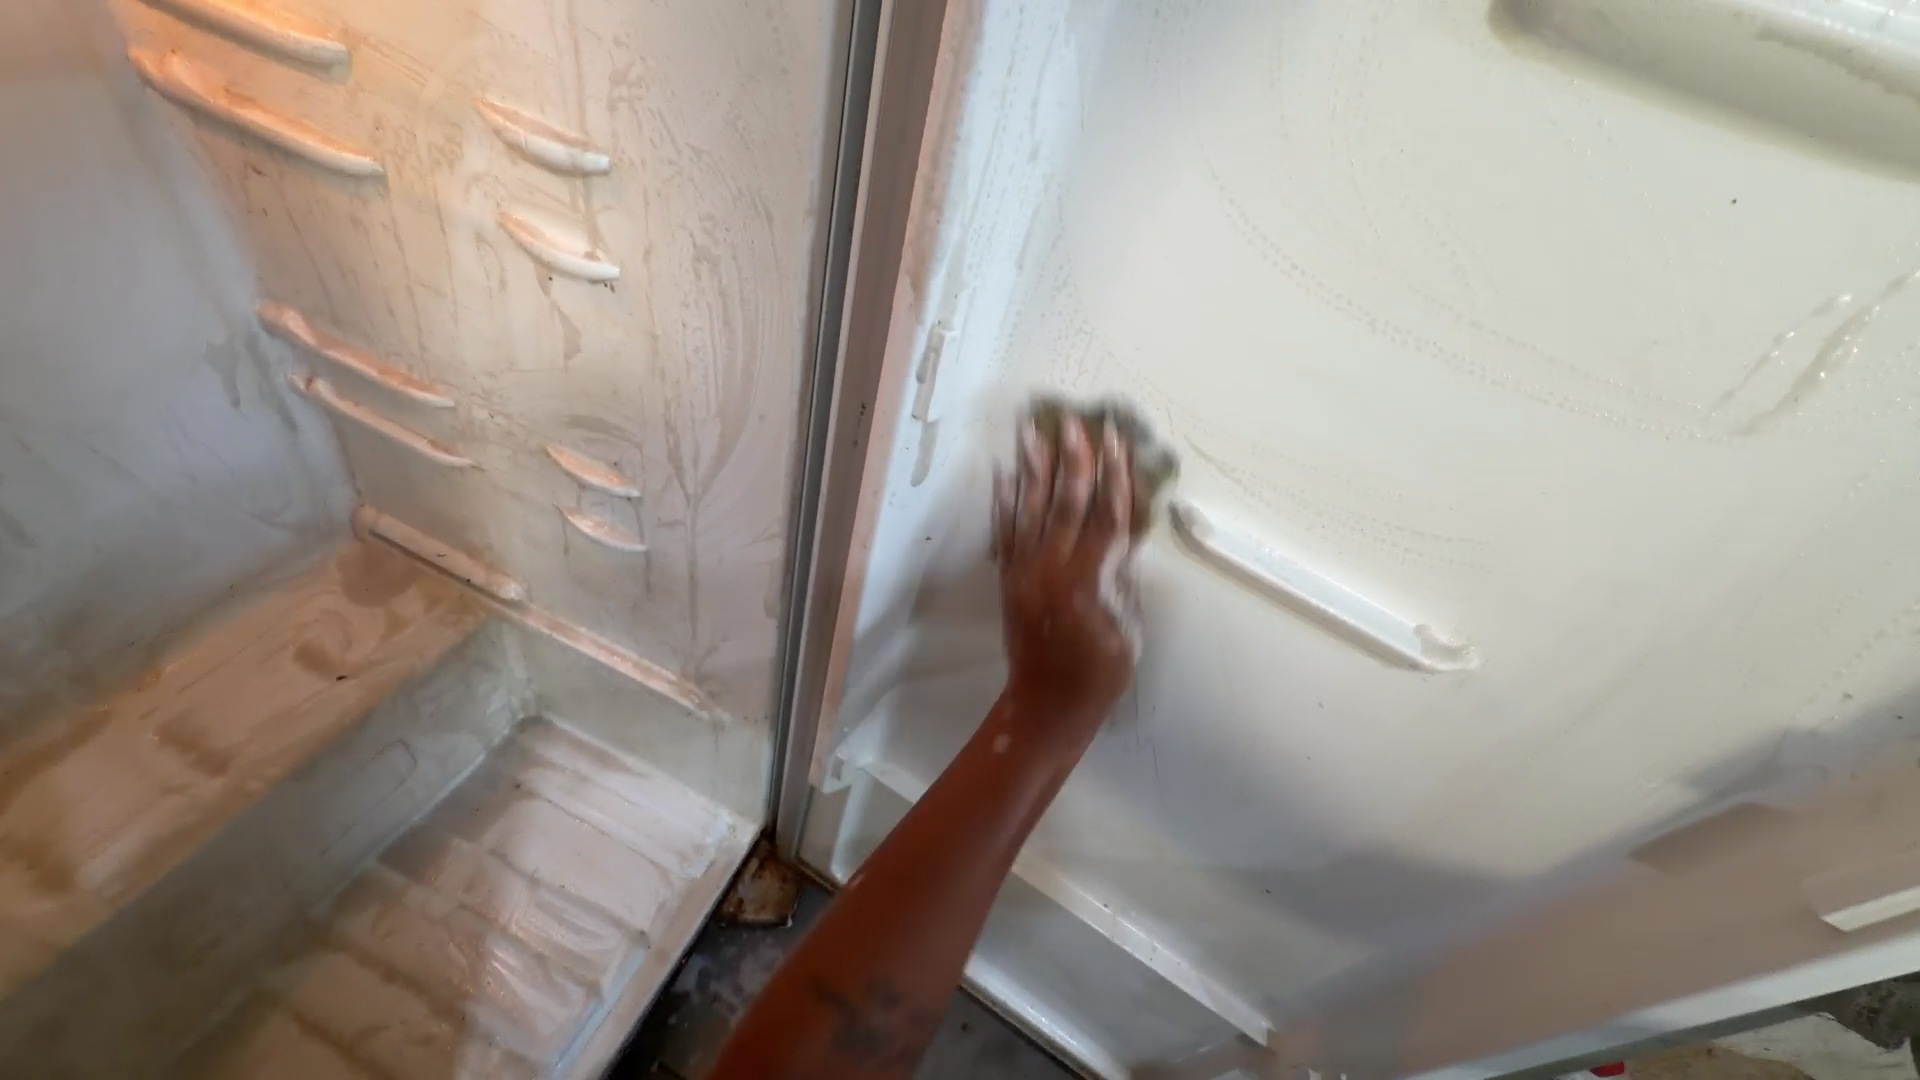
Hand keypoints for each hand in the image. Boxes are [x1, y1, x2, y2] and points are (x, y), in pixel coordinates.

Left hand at [992, 411, 1139, 720]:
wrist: (1048, 702)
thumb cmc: (1100, 670)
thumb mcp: (1127, 623)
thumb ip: (1121, 573)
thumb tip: (1122, 528)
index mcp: (1089, 580)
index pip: (1107, 514)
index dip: (1114, 474)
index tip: (1115, 439)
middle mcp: (1052, 567)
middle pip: (1065, 502)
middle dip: (1071, 458)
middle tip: (1072, 420)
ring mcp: (1025, 570)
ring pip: (1029, 508)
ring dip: (1032, 467)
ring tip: (1030, 430)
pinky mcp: (1008, 577)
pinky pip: (1004, 531)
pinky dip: (1004, 501)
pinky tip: (1003, 473)